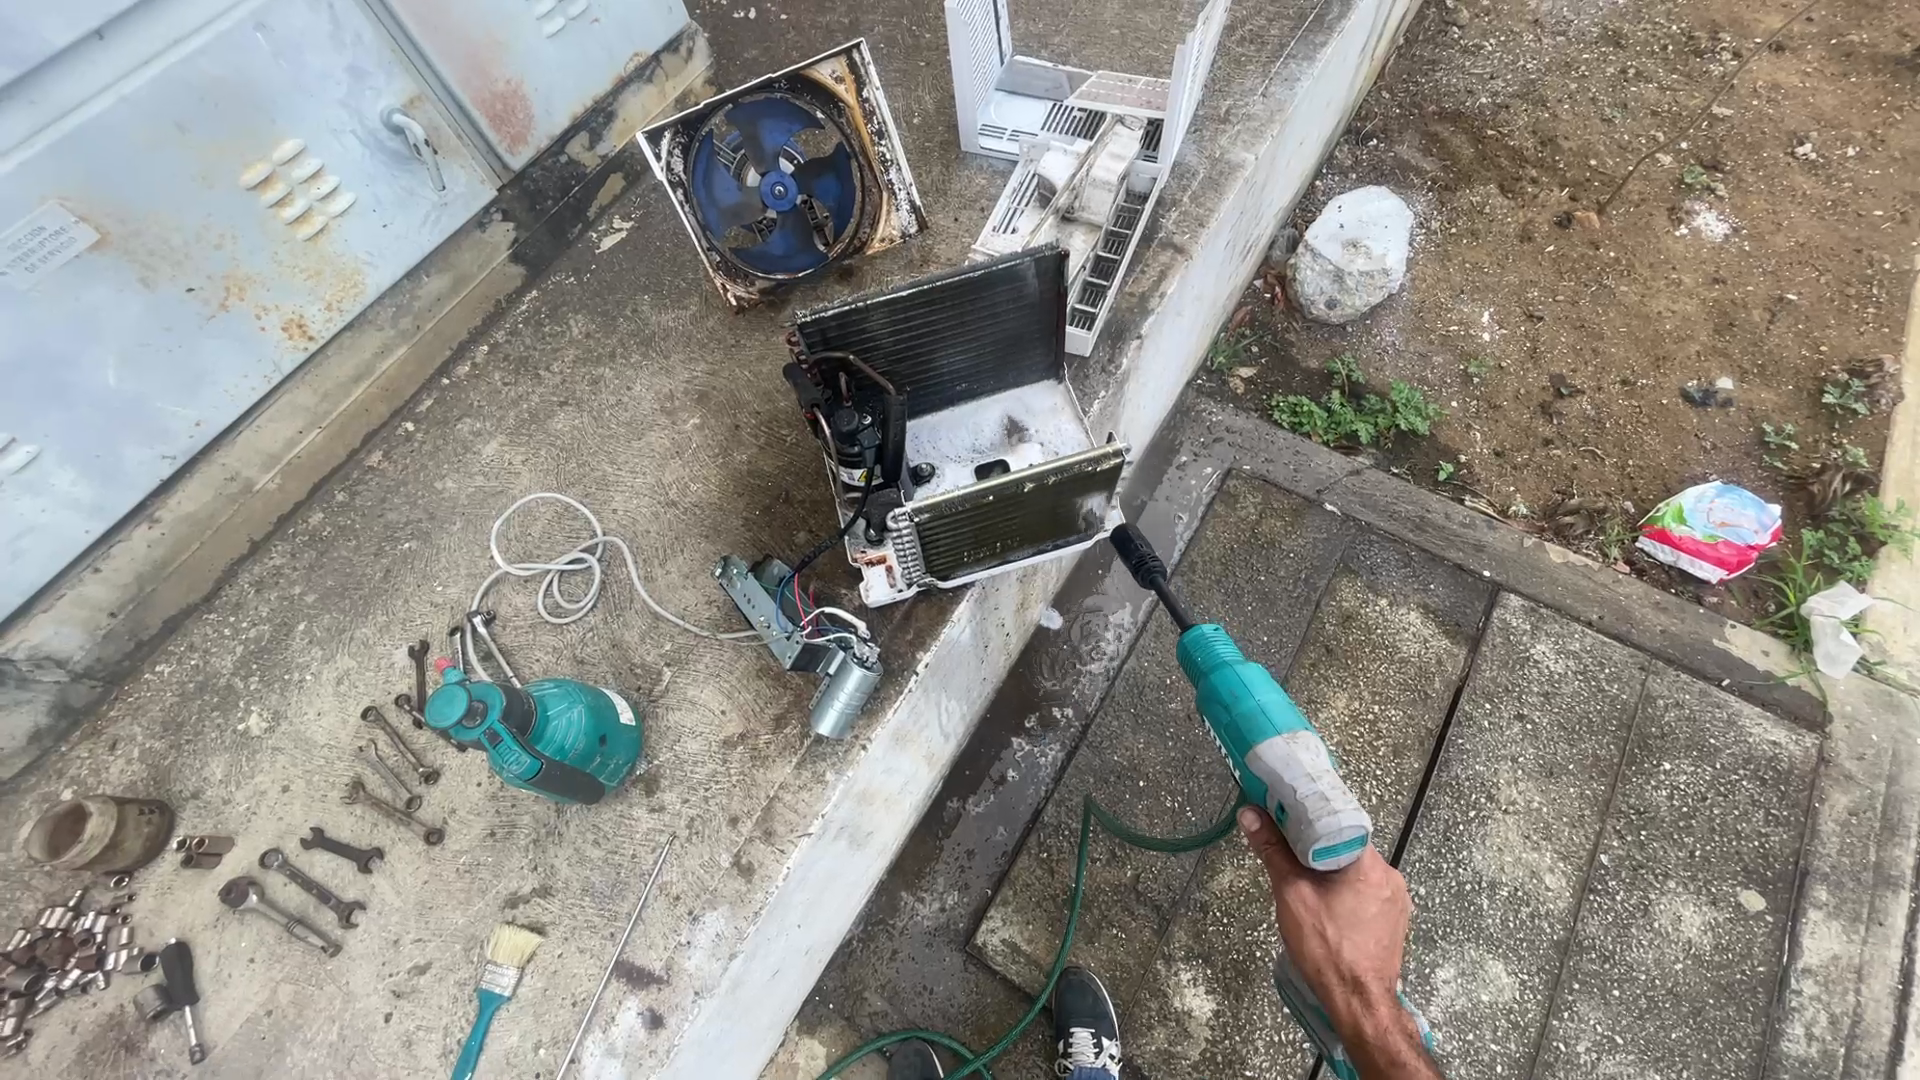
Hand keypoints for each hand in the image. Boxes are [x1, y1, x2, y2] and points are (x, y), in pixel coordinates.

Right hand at [1239, 806, 1438, 1076]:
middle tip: (1285, 841)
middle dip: (1315, 842)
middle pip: (1346, 843)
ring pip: (1355, 867)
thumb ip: (1272, 849)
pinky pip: (1366, 889)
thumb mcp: (1290, 892)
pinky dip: (1344, 886)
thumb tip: (1249, 813)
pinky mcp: (1395, 920)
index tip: (1285, 809)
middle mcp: (1390, 875)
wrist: (1359, 1003)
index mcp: (1369, 862)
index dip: (1310, 813)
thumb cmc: (1326, 946)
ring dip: (1329, 866)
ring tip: (1301, 871)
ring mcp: (1396, 900)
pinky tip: (1324, 898)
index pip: (1338, 820)